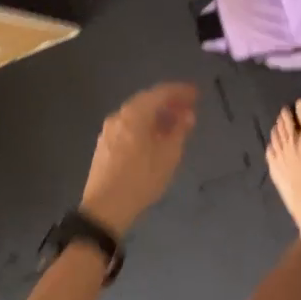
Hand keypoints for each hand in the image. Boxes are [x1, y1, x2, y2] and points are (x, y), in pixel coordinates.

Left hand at [80, 83, 197, 233]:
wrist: (104, 208)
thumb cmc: (141, 179)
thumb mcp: (168, 155)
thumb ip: (180, 130)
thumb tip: (187, 115)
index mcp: (135, 114)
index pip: (160, 92)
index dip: (180, 91)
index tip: (196, 93)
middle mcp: (119, 116)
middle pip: (146, 101)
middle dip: (168, 102)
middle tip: (187, 107)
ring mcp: (109, 131)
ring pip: (137, 114)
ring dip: (157, 115)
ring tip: (174, 123)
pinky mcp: (105, 145)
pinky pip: (129, 126)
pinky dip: (145, 125)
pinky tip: (155, 137)